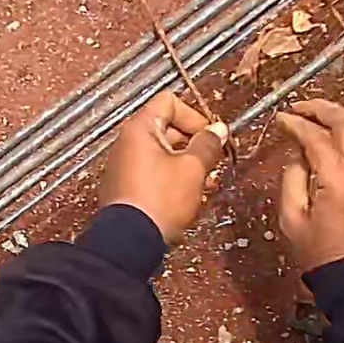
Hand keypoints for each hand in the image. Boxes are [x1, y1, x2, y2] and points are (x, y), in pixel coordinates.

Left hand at [100, 91, 228, 243]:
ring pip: (163, 154)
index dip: (195, 115)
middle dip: (195, 143)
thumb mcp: (193, 169)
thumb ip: (207, 145)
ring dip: (188, 164)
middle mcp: (128, 142)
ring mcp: (125, 166)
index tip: (211, 137)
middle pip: (167, 128)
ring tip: (207, 183)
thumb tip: (218, 129)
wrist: (131, 241)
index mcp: (140, 129)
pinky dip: (173, 179)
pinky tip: (190, 196)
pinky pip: (154, 173)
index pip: (169, 101)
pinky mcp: (126, 188)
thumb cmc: (162, 199)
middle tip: (213, 162)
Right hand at [276, 99, 343, 271]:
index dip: (296, 124)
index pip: (317, 138)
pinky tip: (342, 131)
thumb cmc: (319, 251)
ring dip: (343, 114)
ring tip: (321, 113)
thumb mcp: (292, 216)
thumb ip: (292, 177)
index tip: (281, 120)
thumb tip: (298, 152)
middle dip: (321, 109)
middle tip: (300, 108)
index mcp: (339, 181)